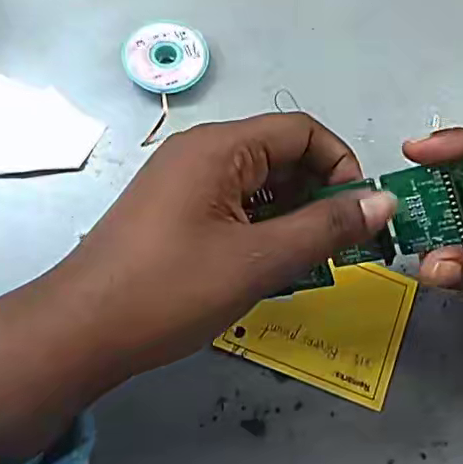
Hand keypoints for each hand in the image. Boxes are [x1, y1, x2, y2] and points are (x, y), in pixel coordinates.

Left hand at [0, 113, 396, 463]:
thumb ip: (326, 228)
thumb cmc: (170, 290)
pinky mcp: (174, 209)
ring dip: (291, 216)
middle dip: (318, 195)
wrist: (79, 332)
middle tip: (339, 246)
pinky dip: (261, 227)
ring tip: (307, 262)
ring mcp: (183, 180)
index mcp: (220, 147)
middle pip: (281, 155)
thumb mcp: (258, 260)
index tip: (357, 213)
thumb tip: (383, 202)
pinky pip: (233, 204)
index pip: (302, 131)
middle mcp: (201, 151)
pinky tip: (268, 266)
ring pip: (258, 183)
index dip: (341, 165)